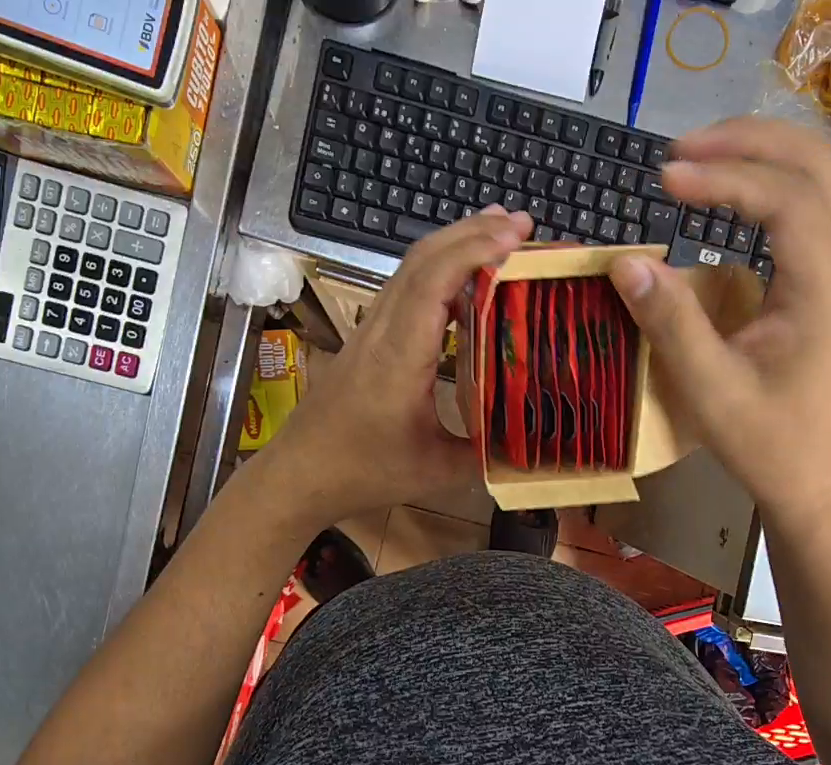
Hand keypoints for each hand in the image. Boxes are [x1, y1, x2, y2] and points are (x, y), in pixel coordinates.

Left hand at [265, 206, 533, 525]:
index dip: (475, 249)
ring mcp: (371, 331)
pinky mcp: (367, 340)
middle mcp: (383, 331)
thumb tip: (531, 440)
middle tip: (521, 224)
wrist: (299, 475)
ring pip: (411, 269)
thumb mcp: (435, 471)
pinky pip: (405, 290)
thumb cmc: (362, 473)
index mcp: (400, 355)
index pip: (434, 280)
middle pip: (422, 258)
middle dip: (473, 231)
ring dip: (455, 246)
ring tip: (499, 239)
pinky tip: (464, 285)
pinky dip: (439, 272)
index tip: (516, 236)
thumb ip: (485, 454)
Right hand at [608, 117, 830, 500]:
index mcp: (824, 290)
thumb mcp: (710, 390)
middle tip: (681, 150)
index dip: (725, 176)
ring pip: (821, 179)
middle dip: (749, 143)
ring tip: (701, 158)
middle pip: (817, 166)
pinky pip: (812, 208)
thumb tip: (626, 262)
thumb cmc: (765, 441)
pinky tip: (729, 196)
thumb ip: (671, 323)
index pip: (786, 199)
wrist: (812, 478)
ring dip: (764, 155)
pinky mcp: (830, 282)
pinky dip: (771, 184)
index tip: (666, 178)